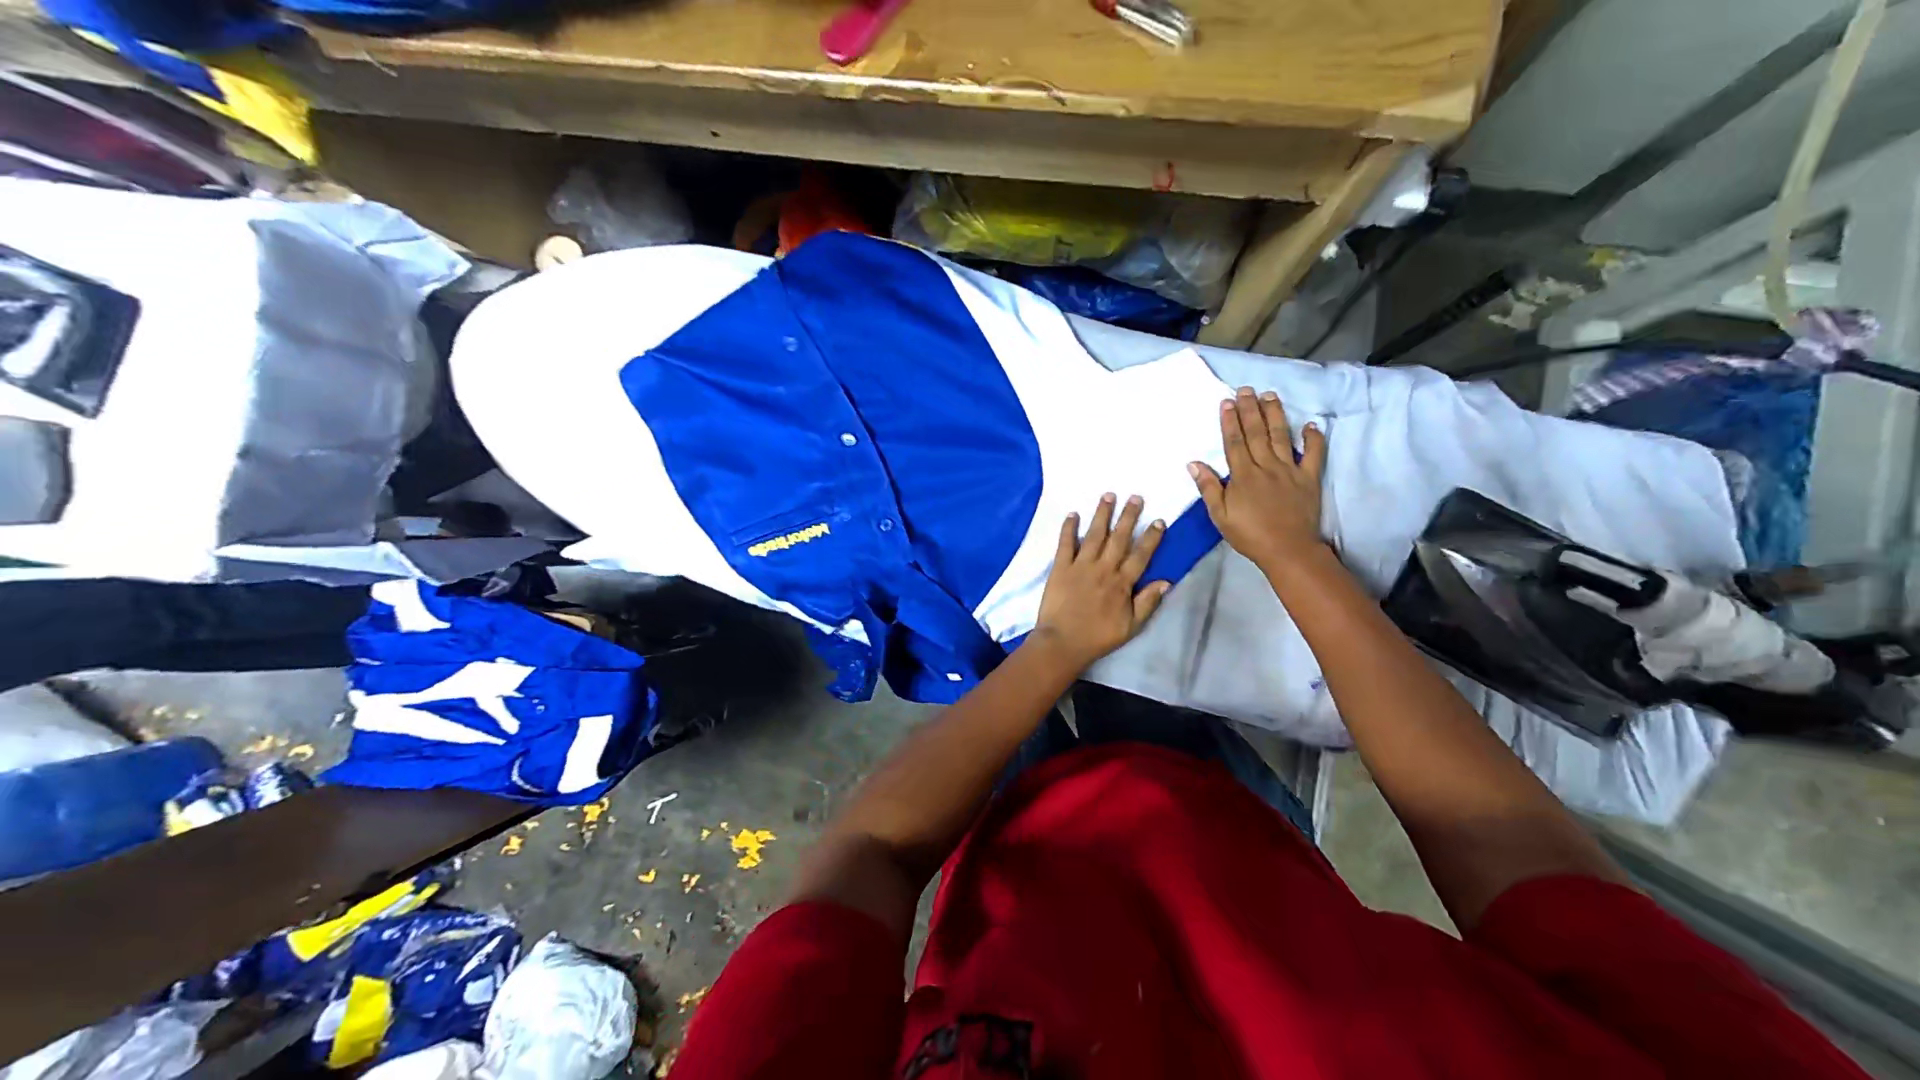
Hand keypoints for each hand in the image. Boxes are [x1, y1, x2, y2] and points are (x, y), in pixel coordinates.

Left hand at [1028, 493, 1170, 671]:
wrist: (1062, 642)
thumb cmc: (1098, 637)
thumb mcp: (1131, 626)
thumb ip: (1148, 602)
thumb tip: (1166, 581)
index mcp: (1122, 583)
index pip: (1140, 555)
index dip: (1151, 537)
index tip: (1159, 520)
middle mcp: (1103, 568)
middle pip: (1119, 538)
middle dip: (1128, 516)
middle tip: (1136, 497)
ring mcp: (1080, 566)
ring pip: (1094, 535)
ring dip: (1102, 514)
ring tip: (1108, 495)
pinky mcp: (1060, 567)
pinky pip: (1065, 543)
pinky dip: (1069, 528)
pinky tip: (1073, 514)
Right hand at [1190, 386, 1327, 572]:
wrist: (1288, 549)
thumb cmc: (1249, 534)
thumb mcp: (1220, 515)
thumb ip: (1209, 488)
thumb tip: (1194, 463)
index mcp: (1243, 475)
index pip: (1234, 442)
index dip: (1230, 421)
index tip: (1227, 402)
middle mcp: (1266, 466)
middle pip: (1257, 433)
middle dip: (1250, 410)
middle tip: (1246, 389)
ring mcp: (1290, 470)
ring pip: (1281, 437)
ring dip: (1275, 415)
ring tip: (1270, 396)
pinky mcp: (1309, 479)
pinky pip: (1313, 455)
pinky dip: (1313, 439)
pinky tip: (1310, 425)